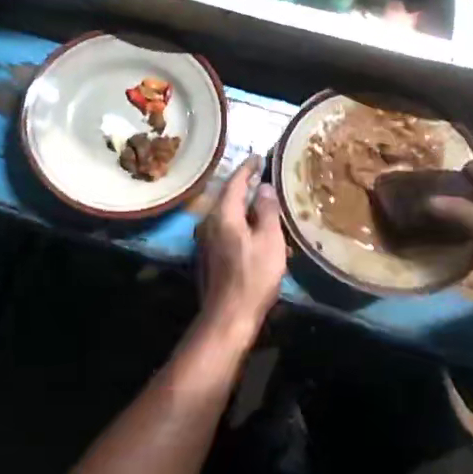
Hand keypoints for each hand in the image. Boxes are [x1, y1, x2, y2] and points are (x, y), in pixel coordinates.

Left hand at [195, 155, 285, 330]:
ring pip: (224, 213)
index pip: (234, 182)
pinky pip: (222, 227)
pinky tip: (250, 228)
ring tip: (259, 201)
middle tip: (261, 176)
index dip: (247, 169)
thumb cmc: (253, 277)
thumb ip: (265, 211)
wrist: (227, 316)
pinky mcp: (205, 254)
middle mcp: (207, 222)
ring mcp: (203, 239)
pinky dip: (237, 221)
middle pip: (226, 196)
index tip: (258, 157)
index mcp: (222, 214)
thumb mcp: (269, 241)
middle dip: (243, 186)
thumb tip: (263, 186)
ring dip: (240, 205)